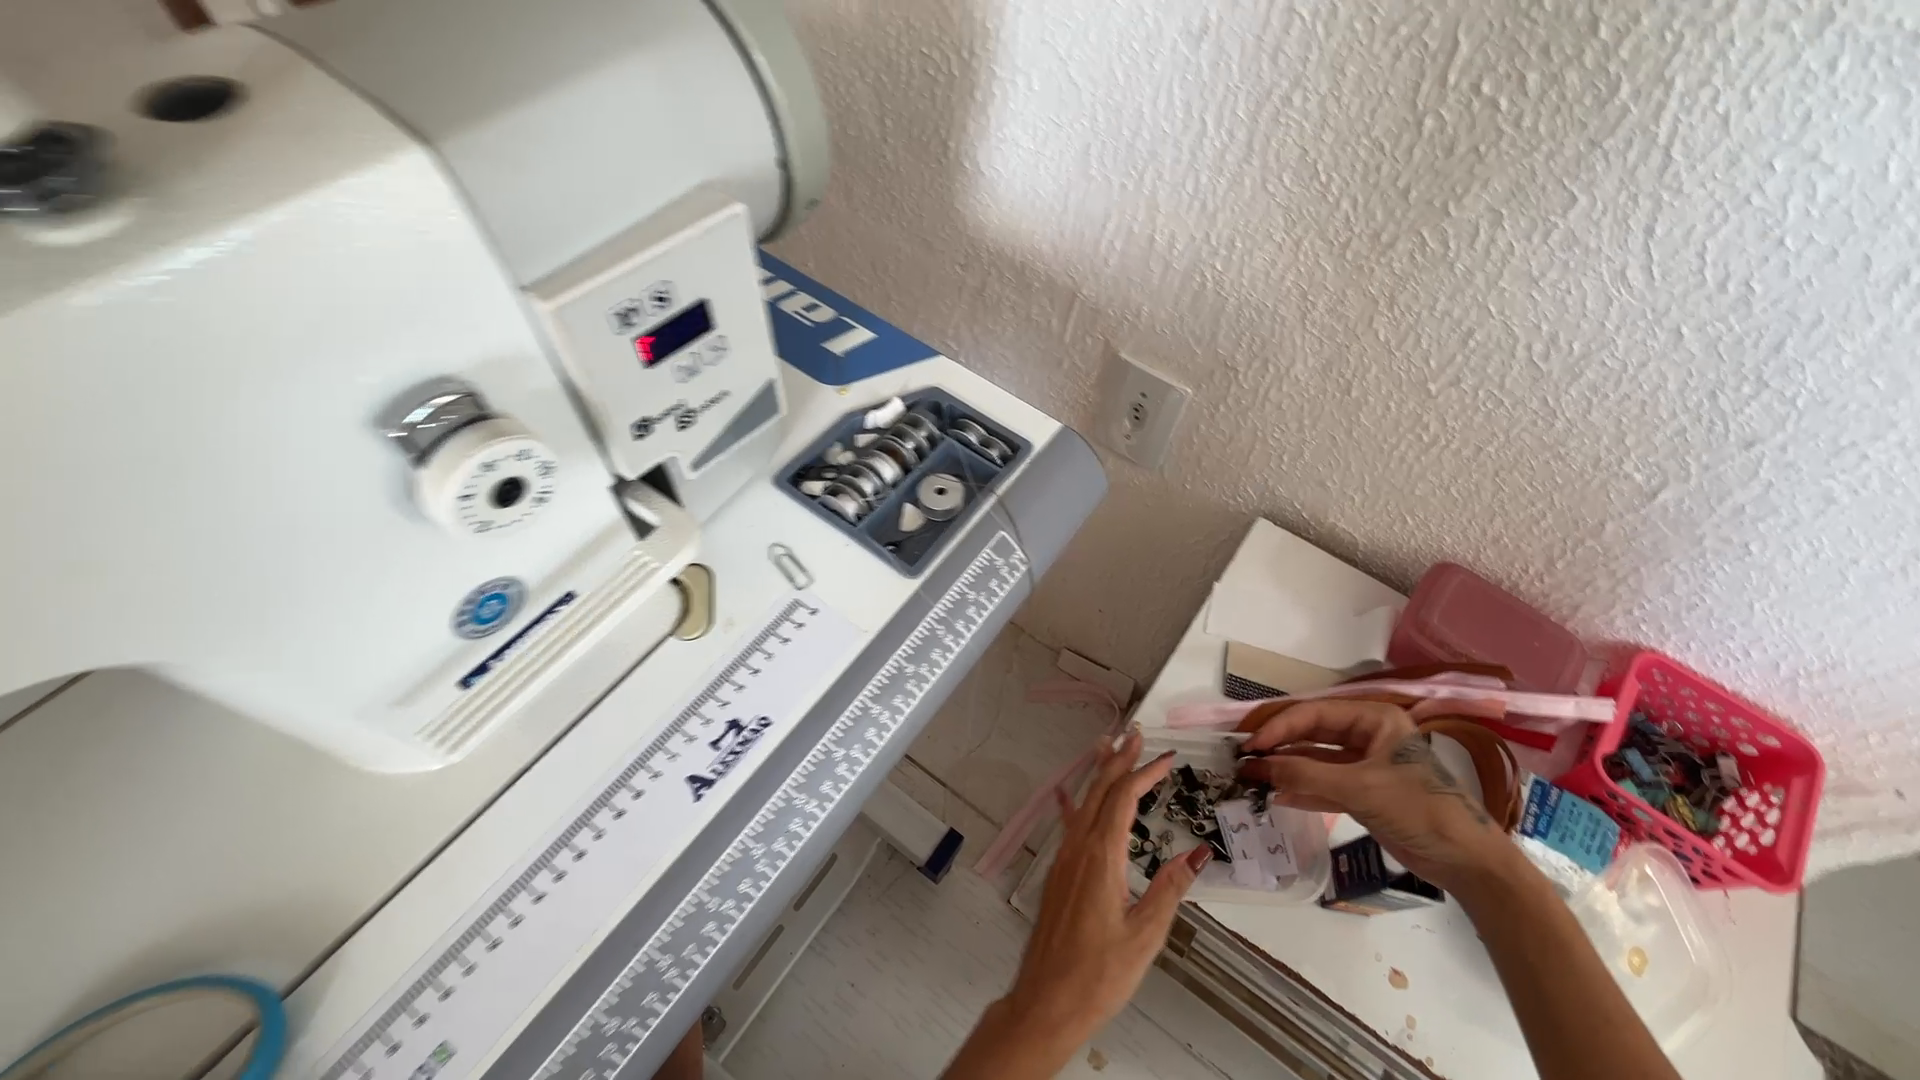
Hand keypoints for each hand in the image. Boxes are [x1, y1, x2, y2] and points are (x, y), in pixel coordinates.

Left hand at [1009, 730, 1210, 1039]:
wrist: (1046, 1000)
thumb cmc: (1098, 974)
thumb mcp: (1145, 934)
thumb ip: (1170, 889)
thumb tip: (1198, 853)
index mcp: (1101, 858)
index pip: (1124, 800)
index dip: (1144, 774)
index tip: (1166, 757)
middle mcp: (1078, 850)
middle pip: (1099, 792)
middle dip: (1118, 761)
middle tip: (1134, 735)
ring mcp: (1064, 860)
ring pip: (1083, 804)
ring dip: (1099, 775)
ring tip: (1108, 749)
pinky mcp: (1058, 875)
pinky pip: (1069, 825)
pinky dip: (1074, 803)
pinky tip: (1066, 794)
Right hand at [1236, 699, 1518, 896]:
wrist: (1467, 861)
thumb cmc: (1420, 809)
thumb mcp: (1360, 788)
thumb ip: (1305, 776)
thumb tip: (1256, 770)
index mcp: (1375, 720)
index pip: (1314, 713)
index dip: (1279, 727)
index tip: (1249, 746)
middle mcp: (1368, 736)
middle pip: (1312, 733)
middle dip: (1278, 746)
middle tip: (1243, 759)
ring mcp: (1365, 766)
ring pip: (1315, 760)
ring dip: (1286, 769)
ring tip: (1251, 778)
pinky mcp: (1364, 794)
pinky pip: (1323, 785)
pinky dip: (1300, 790)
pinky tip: (1274, 796)